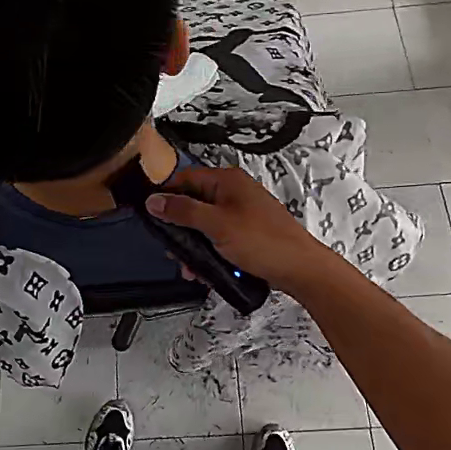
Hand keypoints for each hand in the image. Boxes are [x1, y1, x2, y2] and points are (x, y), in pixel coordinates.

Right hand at [145, 166, 339, 293]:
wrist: (299, 269)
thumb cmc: (267, 242)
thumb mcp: (216, 225)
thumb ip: (183, 211)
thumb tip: (157, 201)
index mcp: (228, 181)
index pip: (185, 178)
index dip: (166, 194)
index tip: (151, 213)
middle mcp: (235, 194)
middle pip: (193, 204)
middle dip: (180, 230)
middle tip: (173, 249)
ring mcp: (242, 215)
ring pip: (205, 226)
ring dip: (194, 247)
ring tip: (192, 267)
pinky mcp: (247, 235)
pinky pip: (219, 241)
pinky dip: (210, 254)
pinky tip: (207, 271)